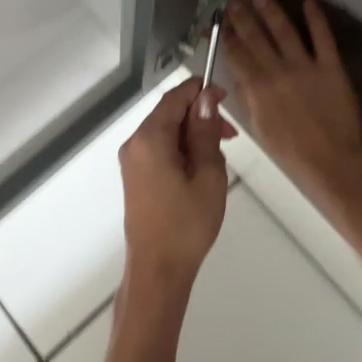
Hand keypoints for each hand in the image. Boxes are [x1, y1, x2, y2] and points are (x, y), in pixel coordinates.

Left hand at [119, 76, 235, 294]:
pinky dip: (181, 151)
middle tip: (230, 135)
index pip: (174, 98)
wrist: (157, 270)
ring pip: (165, 133)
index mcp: (149, 139)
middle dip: (199, 117)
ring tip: (219, 159)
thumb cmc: (187, 224)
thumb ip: (205, 133)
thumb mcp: (207, 175)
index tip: (225, 97)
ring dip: (192, 136)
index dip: (199, 91)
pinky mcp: (135, 178)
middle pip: (168, 114)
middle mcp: (134, 144)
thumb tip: (205, 99)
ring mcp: (132, 162)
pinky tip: (201, 170)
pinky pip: (159, 151)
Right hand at [224, 0, 361, 207]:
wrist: (333, 161)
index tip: (219, 22)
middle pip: (256, 37)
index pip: (237, 54)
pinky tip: (308, 1)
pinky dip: (315, 18)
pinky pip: (322, 37)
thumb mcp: (259, 127)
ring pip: (284, 31)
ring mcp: (305, 66)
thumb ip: (247, 98)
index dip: (226, 36)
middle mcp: (277, 71)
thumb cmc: (292, 151)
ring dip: (270, 10)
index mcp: (257, 88)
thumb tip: (238, 76)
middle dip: (243, 17)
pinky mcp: (331, 67)